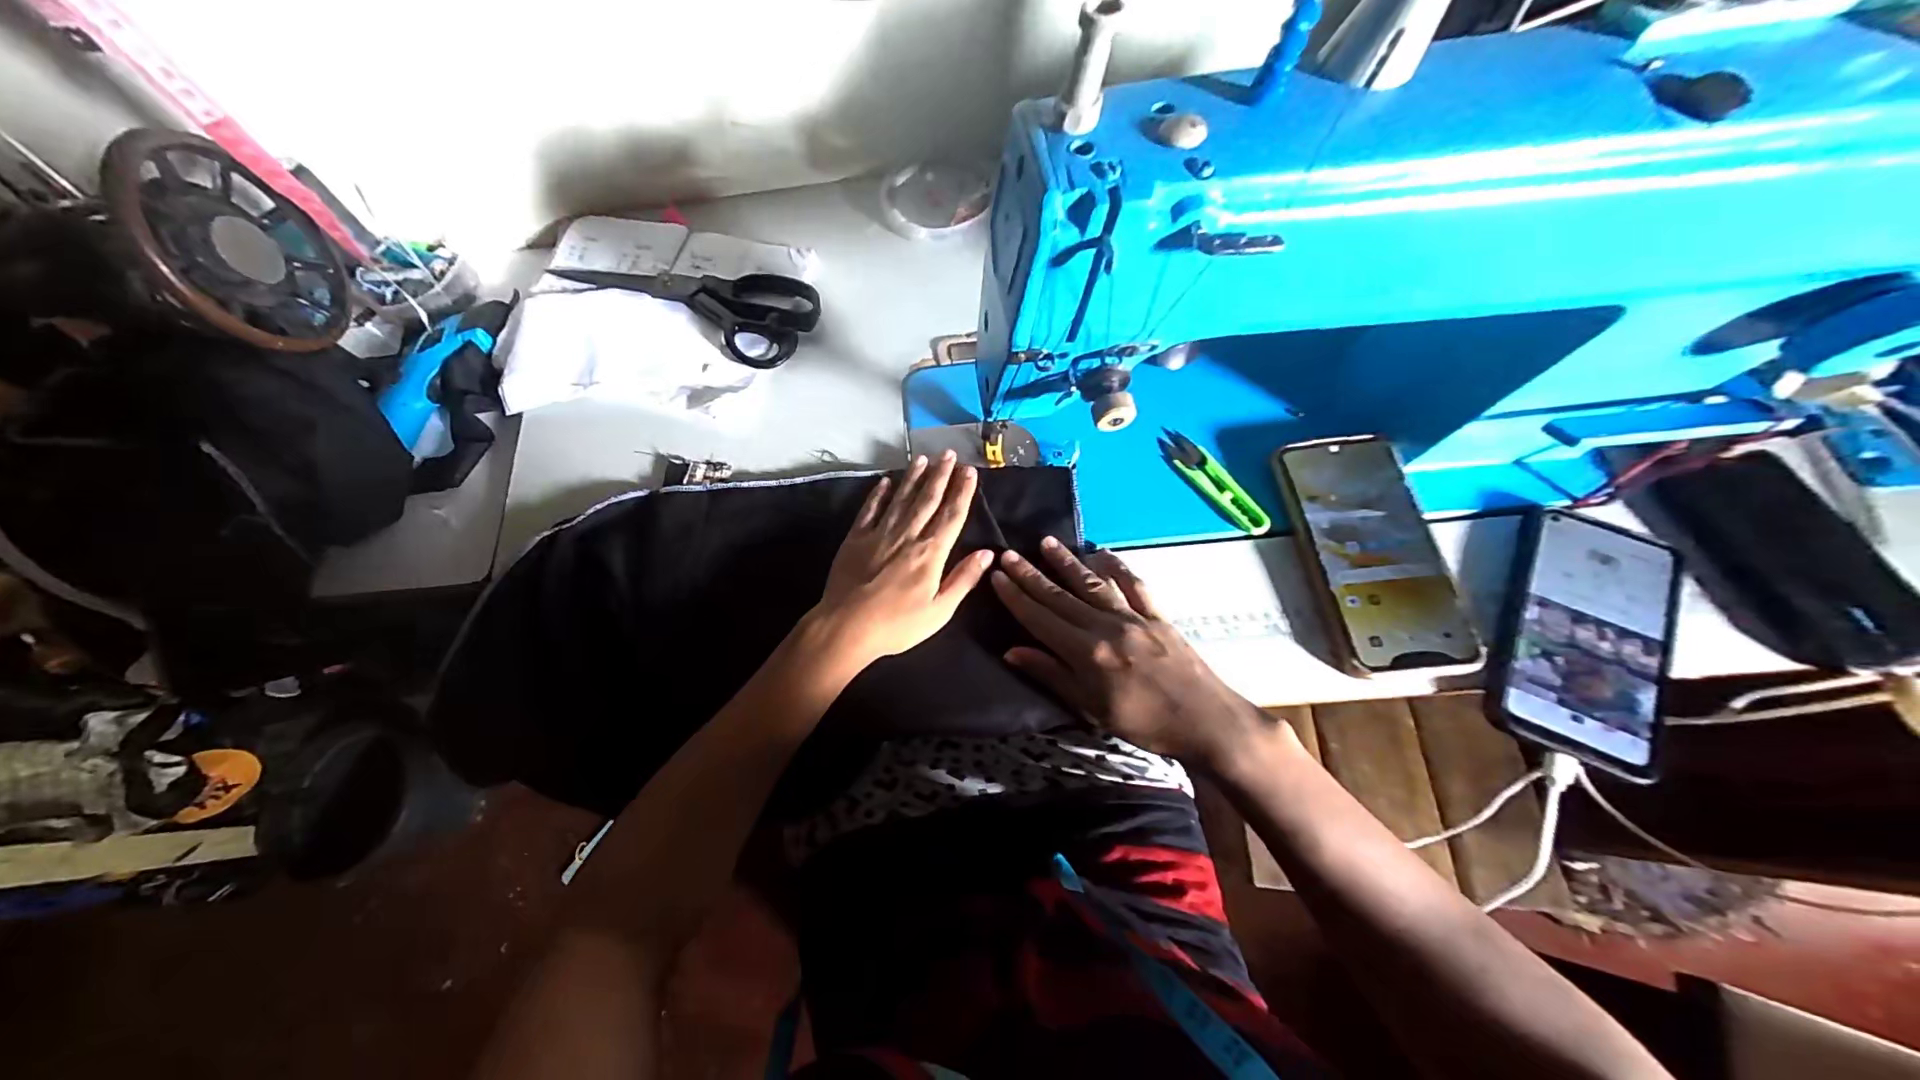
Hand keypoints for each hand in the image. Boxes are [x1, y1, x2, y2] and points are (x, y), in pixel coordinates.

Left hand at [808, 450, 994, 671]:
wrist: (846, 627)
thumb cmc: (897, 625)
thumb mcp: (939, 611)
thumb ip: (963, 579)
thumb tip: (987, 553)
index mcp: (931, 554)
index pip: (952, 516)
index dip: (963, 492)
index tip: (970, 472)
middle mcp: (908, 536)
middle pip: (928, 500)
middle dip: (941, 475)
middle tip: (950, 454)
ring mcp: (879, 534)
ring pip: (901, 499)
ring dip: (914, 478)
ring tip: (924, 459)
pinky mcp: (855, 539)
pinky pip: (870, 510)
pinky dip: (879, 494)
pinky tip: (886, 481)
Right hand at [990, 538, 1274, 769]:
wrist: (1208, 721)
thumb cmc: (1145, 724)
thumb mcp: (1092, 710)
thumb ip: (1053, 676)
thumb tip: (1012, 651)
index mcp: (1087, 653)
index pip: (1041, 618)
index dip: (1016, 596)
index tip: (997, 575)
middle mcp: (1107, 627)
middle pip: (1062, 596)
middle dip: (1032, 574)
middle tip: (1008, 553)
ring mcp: (1134, 617)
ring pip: (1093, 583)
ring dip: (1068, 562)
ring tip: (1046, 543)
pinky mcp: (1158, 615)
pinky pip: (1134, 584)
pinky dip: (1117, 567)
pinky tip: (1103, 554)